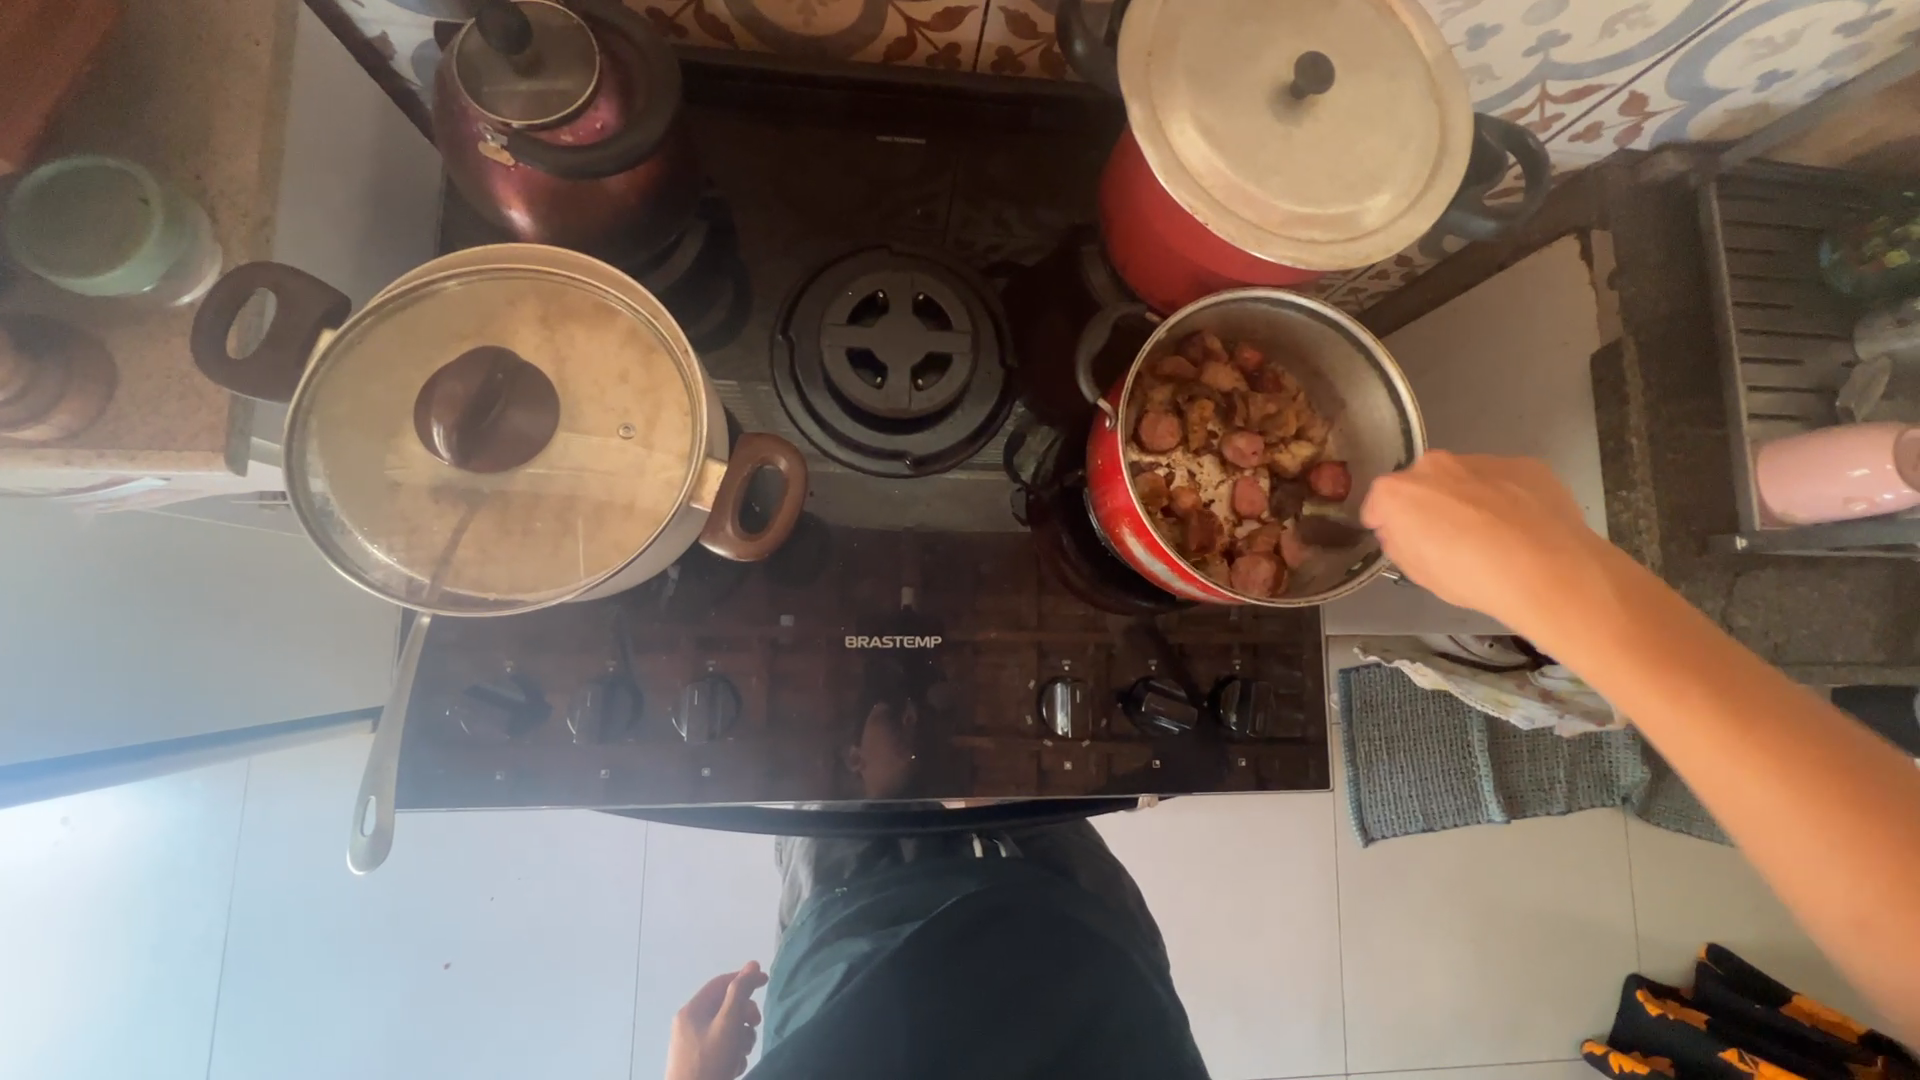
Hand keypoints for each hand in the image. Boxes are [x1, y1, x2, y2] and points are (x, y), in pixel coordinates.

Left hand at [665, 961, 768, 1079]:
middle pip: (725, 1007)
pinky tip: (735, 1066)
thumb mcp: (728, 1023)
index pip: (721, 983)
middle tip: (755, 1025)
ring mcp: (693, 1045)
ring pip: (726, 1029)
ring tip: (743, 1053)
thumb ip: (740, 992)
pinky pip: (721, 1047)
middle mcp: (690, 1024)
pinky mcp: (698, 1063)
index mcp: (692, 1010)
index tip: (766, 982)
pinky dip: (732, 1053)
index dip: (745, 979)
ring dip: (741, 1038)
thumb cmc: (709, 1062)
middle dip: (744, 1015)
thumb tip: (752, 964)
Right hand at [1361, 451, 1611, 630]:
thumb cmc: (1468, 574)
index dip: (1387, 525)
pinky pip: (1503, 480)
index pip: (1378, 504)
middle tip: (1448, 537)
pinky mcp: (1524, 464)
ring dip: (1467, 498)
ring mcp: (1481, 461)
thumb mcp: (1415, 570)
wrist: (1545, 569)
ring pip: (1463, 479)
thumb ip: (1399, 541)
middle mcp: (1433, 465)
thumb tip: (1404, 531)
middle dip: (1428, 505)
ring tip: (1492, 534)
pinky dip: (1505, 497)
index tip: (1403, 542)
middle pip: (1421, 484)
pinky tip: (1520, 526)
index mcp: (1396, 491)